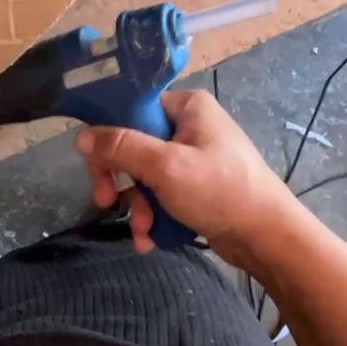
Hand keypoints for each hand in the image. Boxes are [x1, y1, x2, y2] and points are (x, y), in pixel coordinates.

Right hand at [74, 90, 299, 260]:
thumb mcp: (164, 166)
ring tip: (142, 230)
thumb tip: (81, 137)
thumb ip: (121, 148)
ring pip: (143, 177)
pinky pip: (160, 195)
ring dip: (136, 206)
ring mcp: (192, 158)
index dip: (108, 139)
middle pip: (132, 148)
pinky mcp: (195, 186)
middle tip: (106, 202)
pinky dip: (151, 216)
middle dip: (120, 182)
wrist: (265, 235)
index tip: (97, 168)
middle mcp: (189, 127)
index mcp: (186, 107)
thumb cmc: (219, 190)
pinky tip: (150, 238)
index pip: (132, 111)